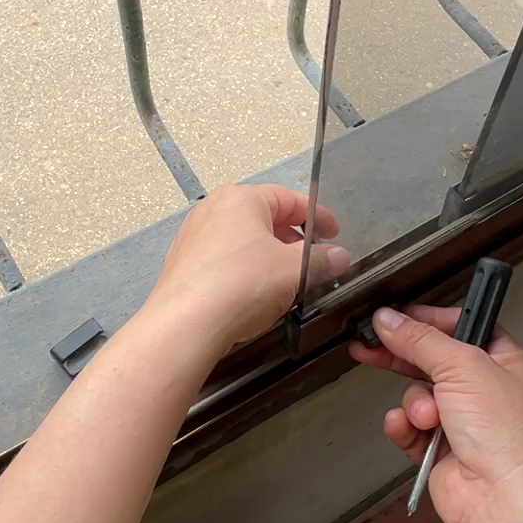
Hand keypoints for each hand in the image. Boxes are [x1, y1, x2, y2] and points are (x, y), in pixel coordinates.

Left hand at [145, 184, 350, 351]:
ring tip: (287, 280)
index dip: (317, 216)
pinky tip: (254, 293)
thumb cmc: (243, 284)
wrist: (187, 324)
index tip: (335, 234)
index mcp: (241, 198)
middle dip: (292, 238)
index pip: (289, 198)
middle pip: (264, 217)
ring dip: (269, 255)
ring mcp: (193, 236)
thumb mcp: (294, 271)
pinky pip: (223, 258)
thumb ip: (321, 260)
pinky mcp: (182, 264)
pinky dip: (245, 269)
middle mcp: (213, 209)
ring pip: (242, 239)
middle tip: (313, 260)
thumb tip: (340, 256)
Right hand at [351, 305, 522, 522]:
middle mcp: (486, 391)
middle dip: (402, 356)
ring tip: (425, 417)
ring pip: (418, 395)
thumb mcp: (463, 367)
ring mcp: (464, 423)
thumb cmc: (506, 434)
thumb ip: (421, 339)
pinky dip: (404, 427)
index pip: (464, 328)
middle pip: (433, 361)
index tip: (398, 316)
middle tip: (370, 345)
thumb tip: (388, 318)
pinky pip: (410, 428)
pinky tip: (403, 427)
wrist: (504, 501)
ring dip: (415, 403)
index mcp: (505, 363)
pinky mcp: (441, 452)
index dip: (431, 320)